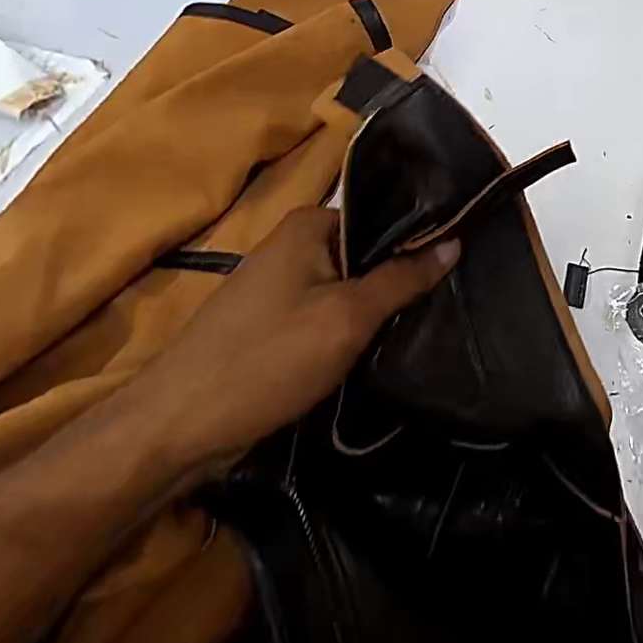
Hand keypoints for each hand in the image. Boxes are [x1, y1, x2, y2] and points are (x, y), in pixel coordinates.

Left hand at [133, 208, 459, 462]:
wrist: (179, 427)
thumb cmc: (268, 358)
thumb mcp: (347, 317)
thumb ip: (402, 278)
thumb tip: (454, 242)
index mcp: (309, 223)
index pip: (383, 216)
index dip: (421, 238)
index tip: (463, 259)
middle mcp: (295, 242)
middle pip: (367, 251)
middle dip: (403, 276)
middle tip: (454, 295)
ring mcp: (283, 283)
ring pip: (350, 285)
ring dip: (380, 305)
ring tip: (431, 318)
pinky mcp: (278, 320)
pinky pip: (329, 311)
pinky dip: (355, 326)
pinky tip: (387, 342)